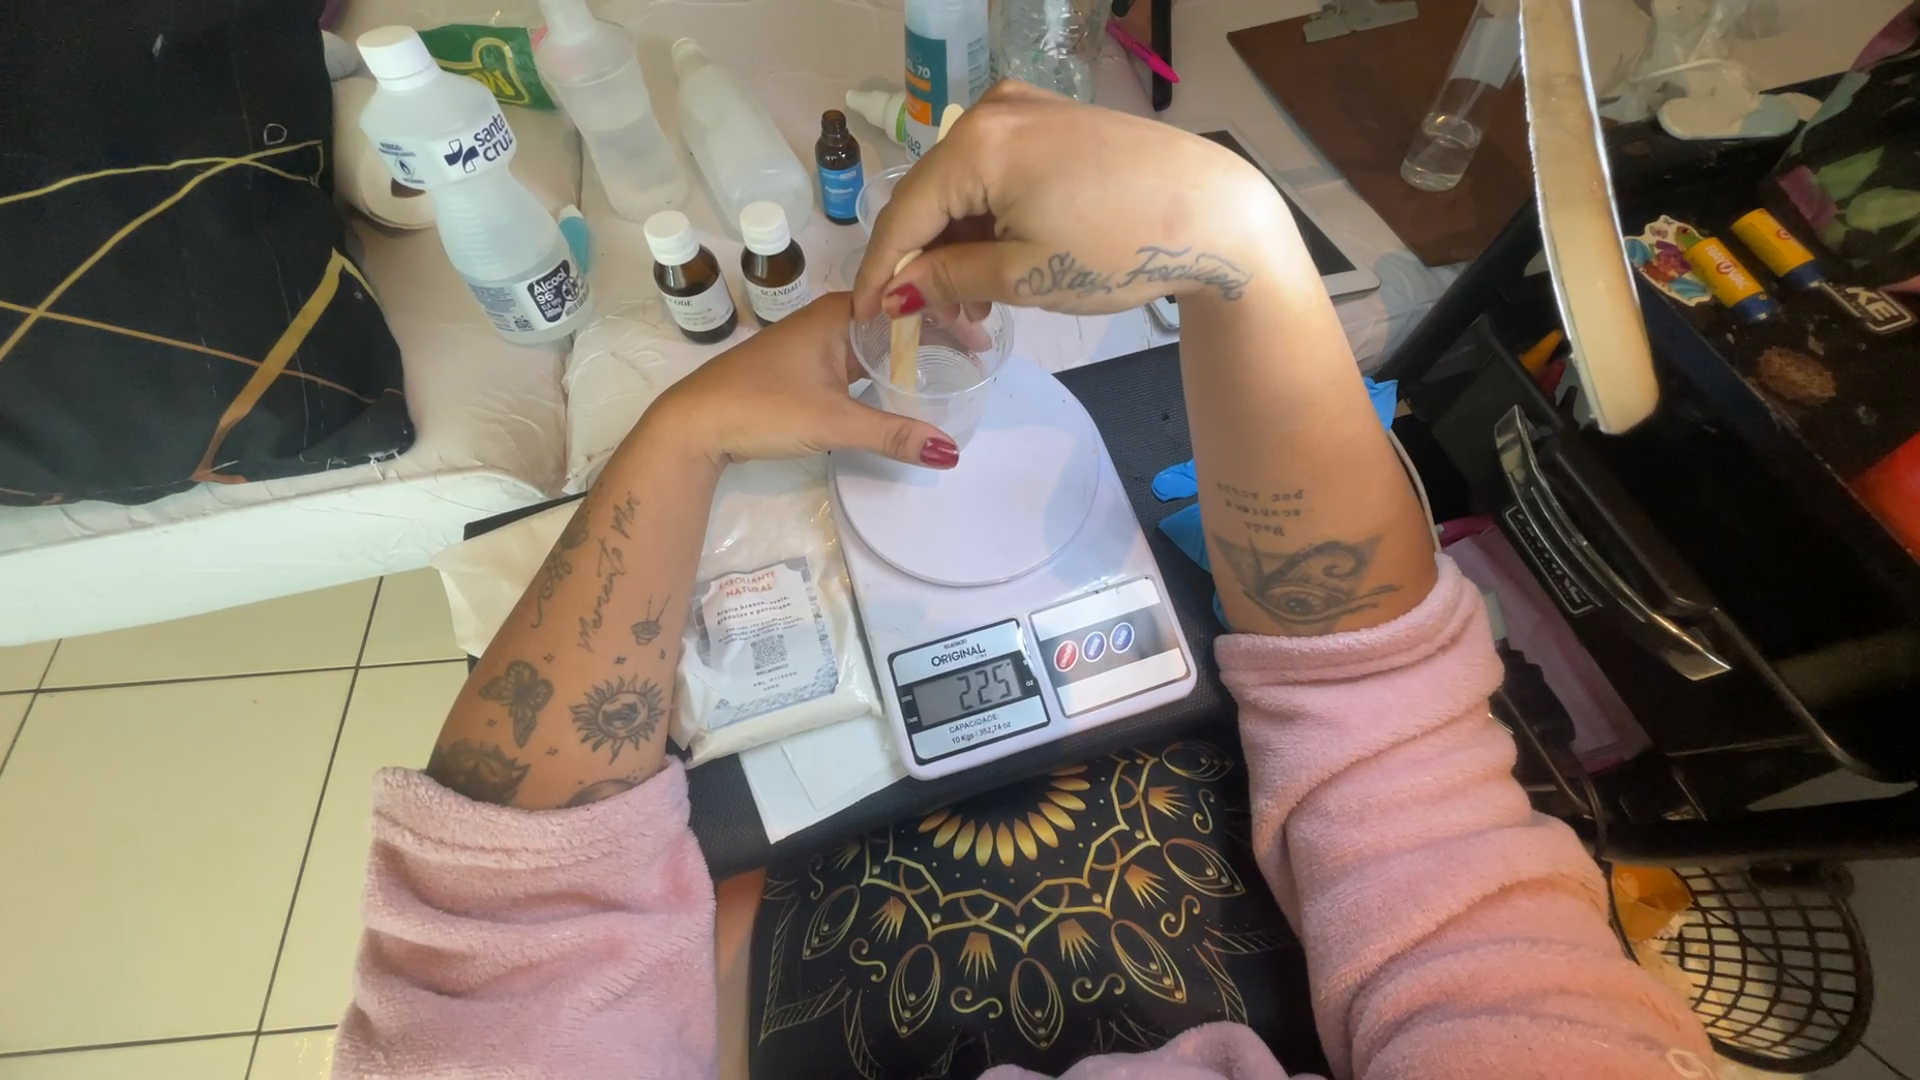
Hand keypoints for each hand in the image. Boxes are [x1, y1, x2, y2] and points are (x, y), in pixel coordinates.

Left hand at [649, 292, 961, 468]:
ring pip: (876, 342)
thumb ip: (893, 435)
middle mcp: (830, 319)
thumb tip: (950, 451)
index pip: (907, 303)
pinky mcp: (806, 366)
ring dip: (910, 355)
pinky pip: (859, 360)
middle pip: (895, 320)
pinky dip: (885, 370)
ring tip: (952, 372)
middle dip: (936, 335)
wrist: (692, 424)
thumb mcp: (833, 422)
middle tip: (978, 360)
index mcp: (839, 314)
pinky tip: (902, 389)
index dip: (947, 317)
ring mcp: (816, 342)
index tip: (983, 342)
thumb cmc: (761, 408)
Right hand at [852, 81, 1291, 321]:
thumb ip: (950, 278)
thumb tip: (898, 290)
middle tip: (932, 321)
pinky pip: (997, 178)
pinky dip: (988, 224)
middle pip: (931, 199)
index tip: (869, 317)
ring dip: (958, 248)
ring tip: (976, 304)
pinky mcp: (1053, 126)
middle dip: (925, 263)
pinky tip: (999, 264)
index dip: (882, 272)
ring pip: (964, 190)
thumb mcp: (1024, 274)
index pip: (904, 215)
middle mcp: (992, 112)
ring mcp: (1025, 112)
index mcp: (977, 142)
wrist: (1215, 215)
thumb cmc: (1118, 247)